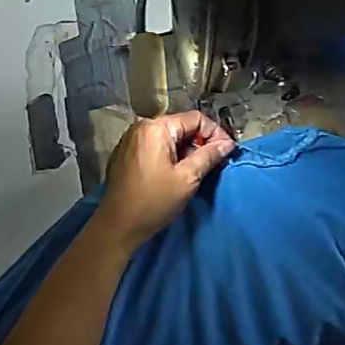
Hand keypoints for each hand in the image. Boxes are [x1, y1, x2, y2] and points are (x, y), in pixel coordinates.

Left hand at [89, 111, 236, 250]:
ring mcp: (130, 139)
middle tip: (212, 163)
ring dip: (185, 150)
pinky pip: (154, 146)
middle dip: (199, 142)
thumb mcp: (187, 178)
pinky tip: (174, 173)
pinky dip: (169, 155)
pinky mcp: (125, 153)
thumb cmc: (154, 201)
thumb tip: (227, 143)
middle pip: (180, 125)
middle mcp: (141, 127)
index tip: (226, 152)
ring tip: (195, 171)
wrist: (117, 225)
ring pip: (168, 136)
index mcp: (156, 127)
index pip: (195, 118)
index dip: (215, 133)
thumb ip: (208, 156)